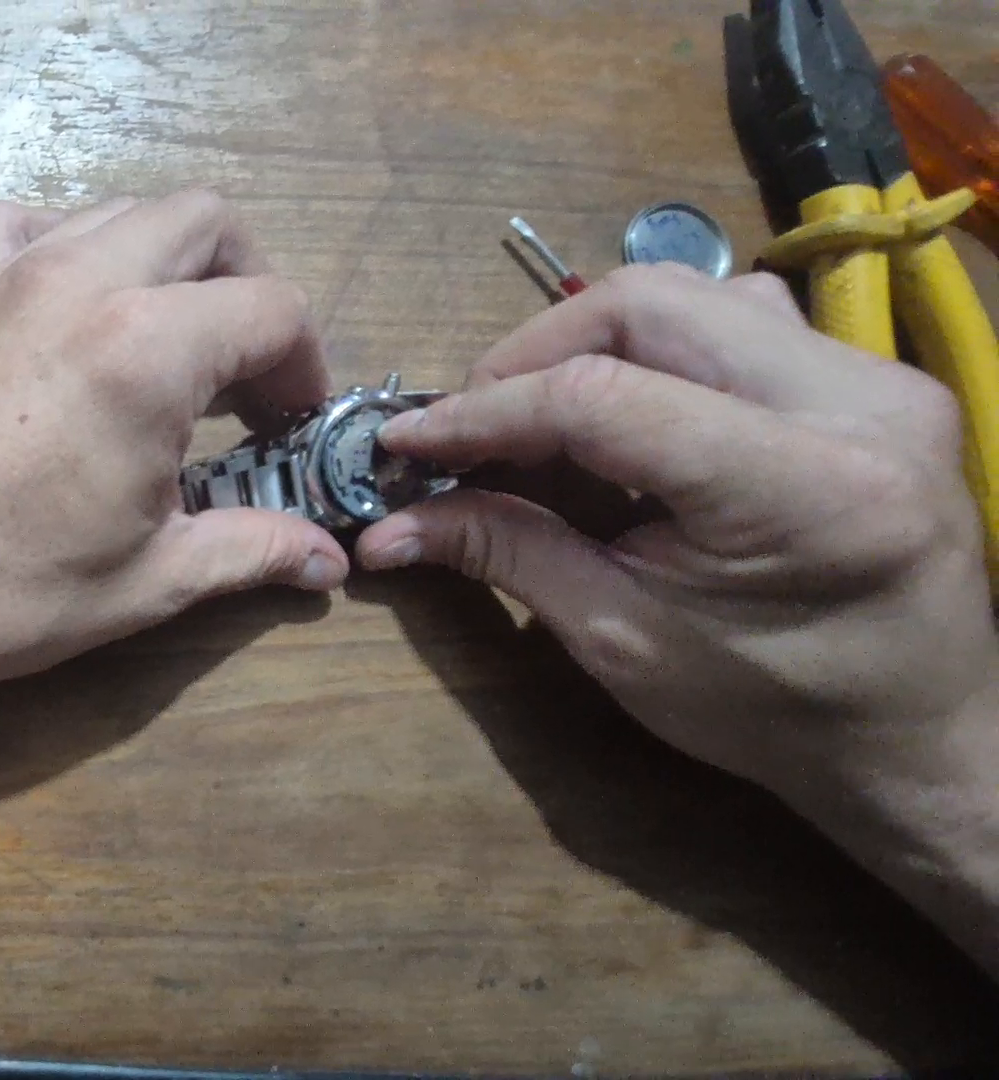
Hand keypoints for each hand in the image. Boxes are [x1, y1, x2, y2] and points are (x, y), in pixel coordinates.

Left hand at [0, 191, 347, 693]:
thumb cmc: (7, 591)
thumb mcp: (148, 580)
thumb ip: (251, 550)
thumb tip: (330, 559)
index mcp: (148, 351)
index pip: (273, 308)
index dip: (305, 364)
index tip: (292, 421)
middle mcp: (84, 284)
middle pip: (206, 222)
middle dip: (249, 283)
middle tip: (246, 369)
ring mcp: (10, 277)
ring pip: (121, 210)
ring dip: (169, 260)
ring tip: (171, 341)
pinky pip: (24, 224)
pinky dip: (70, 245)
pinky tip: (73, 309)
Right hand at [353, 264, 998, 798]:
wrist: (916, 733)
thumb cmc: (765, 708)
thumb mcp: (613, 636)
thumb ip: (501, 553)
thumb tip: (382, 532)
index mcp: (802, 487)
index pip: (599, 399)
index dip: (479, 413)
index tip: (401, 442)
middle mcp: (854, 400)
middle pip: (642, 306)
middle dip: (522, 359)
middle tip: (467, 431)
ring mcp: (867, 376)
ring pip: (680, 296)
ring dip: (573, 348)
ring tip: (526, 423)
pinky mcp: (853, 379)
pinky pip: (719, 318)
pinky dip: (632, 353)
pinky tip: (609, 416)